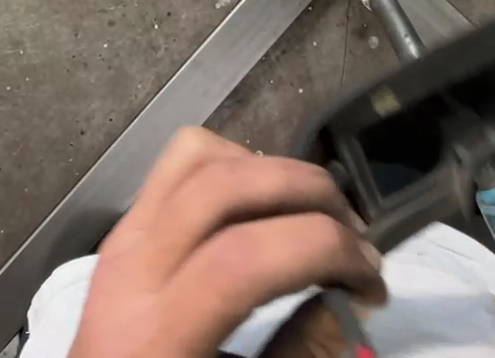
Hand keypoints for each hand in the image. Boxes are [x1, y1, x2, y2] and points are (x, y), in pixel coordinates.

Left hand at [68, 127, 386, 357]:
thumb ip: (297, 354)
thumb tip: (349, 297)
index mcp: (154, 336)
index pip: (244, 258)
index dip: (323, 251)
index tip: (371, 279)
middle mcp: (132, 269)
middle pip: (225, 188)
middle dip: (309, 195)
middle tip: (356, 235)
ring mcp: (123, 236)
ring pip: (201, 157)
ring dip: (272, 171)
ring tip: (315, 212)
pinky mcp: (126, 224)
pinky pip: (181, 161)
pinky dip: (234, 161)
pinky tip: (263, 203)